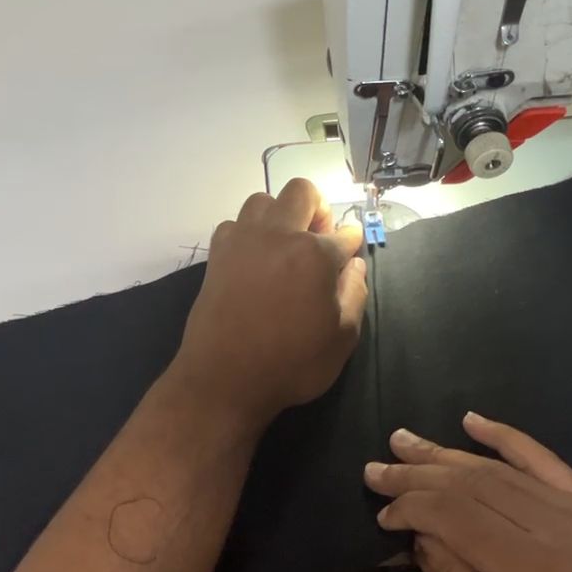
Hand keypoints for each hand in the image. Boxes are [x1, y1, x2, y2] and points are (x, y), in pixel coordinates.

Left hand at [170, 179, 367, 427]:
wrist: (224, 379)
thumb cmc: (291, 364)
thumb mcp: (342, 338)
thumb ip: (355, 294)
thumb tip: (354, 265)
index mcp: (314, 253)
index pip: (343, 234)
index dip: (351, 244)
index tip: (350, 254)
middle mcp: (277, 235)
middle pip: (301, 192)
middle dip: (317, 209)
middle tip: (320, 240)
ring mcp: (242, 242)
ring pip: (262, 201)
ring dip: (279, 215)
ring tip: (284, 246)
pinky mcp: (216, 256)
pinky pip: (233, 225)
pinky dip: (247, 233)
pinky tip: (254, 260)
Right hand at [365, 413, 571, 571]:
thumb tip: (418, 531)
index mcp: (533, 571)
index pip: (457, 515)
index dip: (412, 506)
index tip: (381, 514)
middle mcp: (560, 530)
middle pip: (476, 484)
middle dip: (419, 472)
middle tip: (376, 467)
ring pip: (502, 470)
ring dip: (448, 454)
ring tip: (403, 442)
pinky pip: (547, 463)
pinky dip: (508, 438)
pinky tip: (473, 421)